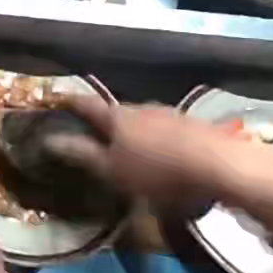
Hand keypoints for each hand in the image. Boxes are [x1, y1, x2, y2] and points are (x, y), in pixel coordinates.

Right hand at [45, 97, 272, 215]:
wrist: (223, 167)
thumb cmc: (158, 172)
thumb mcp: (112, 170)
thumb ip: (80, 154)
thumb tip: (48, 139)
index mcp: (116, 116)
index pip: (85, 103)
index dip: (69, 102)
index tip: (57, 100)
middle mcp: (141, 108)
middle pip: (115, 110)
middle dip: (104, 121)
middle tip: (94, 133)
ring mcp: (170, 114)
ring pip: (143, 119)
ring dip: (134, 131)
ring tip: (130, 148)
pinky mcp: (195, 126)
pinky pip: (166, 129)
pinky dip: (157, 139)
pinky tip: (163, 156)